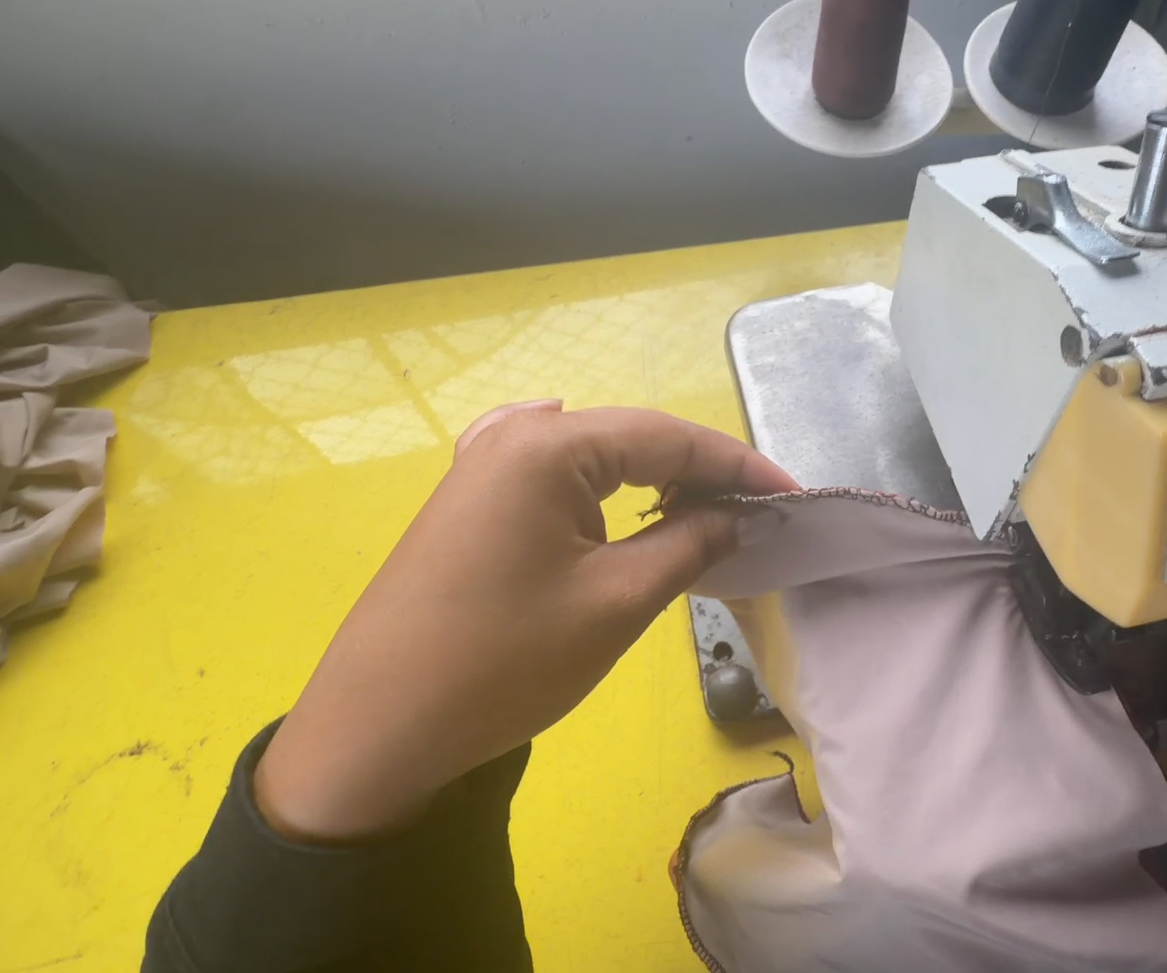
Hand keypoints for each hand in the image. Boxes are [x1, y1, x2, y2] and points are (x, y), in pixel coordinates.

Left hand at [253, 401, 795, 842]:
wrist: (375, 731)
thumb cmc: (504, 662)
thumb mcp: (618, 600)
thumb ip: (690, 542)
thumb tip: (736, 516)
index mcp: (548, 444)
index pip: (669, 436)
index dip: (737, 465)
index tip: (791, 494)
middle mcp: (514, 435)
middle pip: (633, 439)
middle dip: (699, 472)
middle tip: (756, 510)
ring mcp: (485, 465)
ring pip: (596, 457)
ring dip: (654, 480)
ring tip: (705, 511)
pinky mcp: (473, 501)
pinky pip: (557, 477)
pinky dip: (605, 488)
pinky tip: (619, 492)